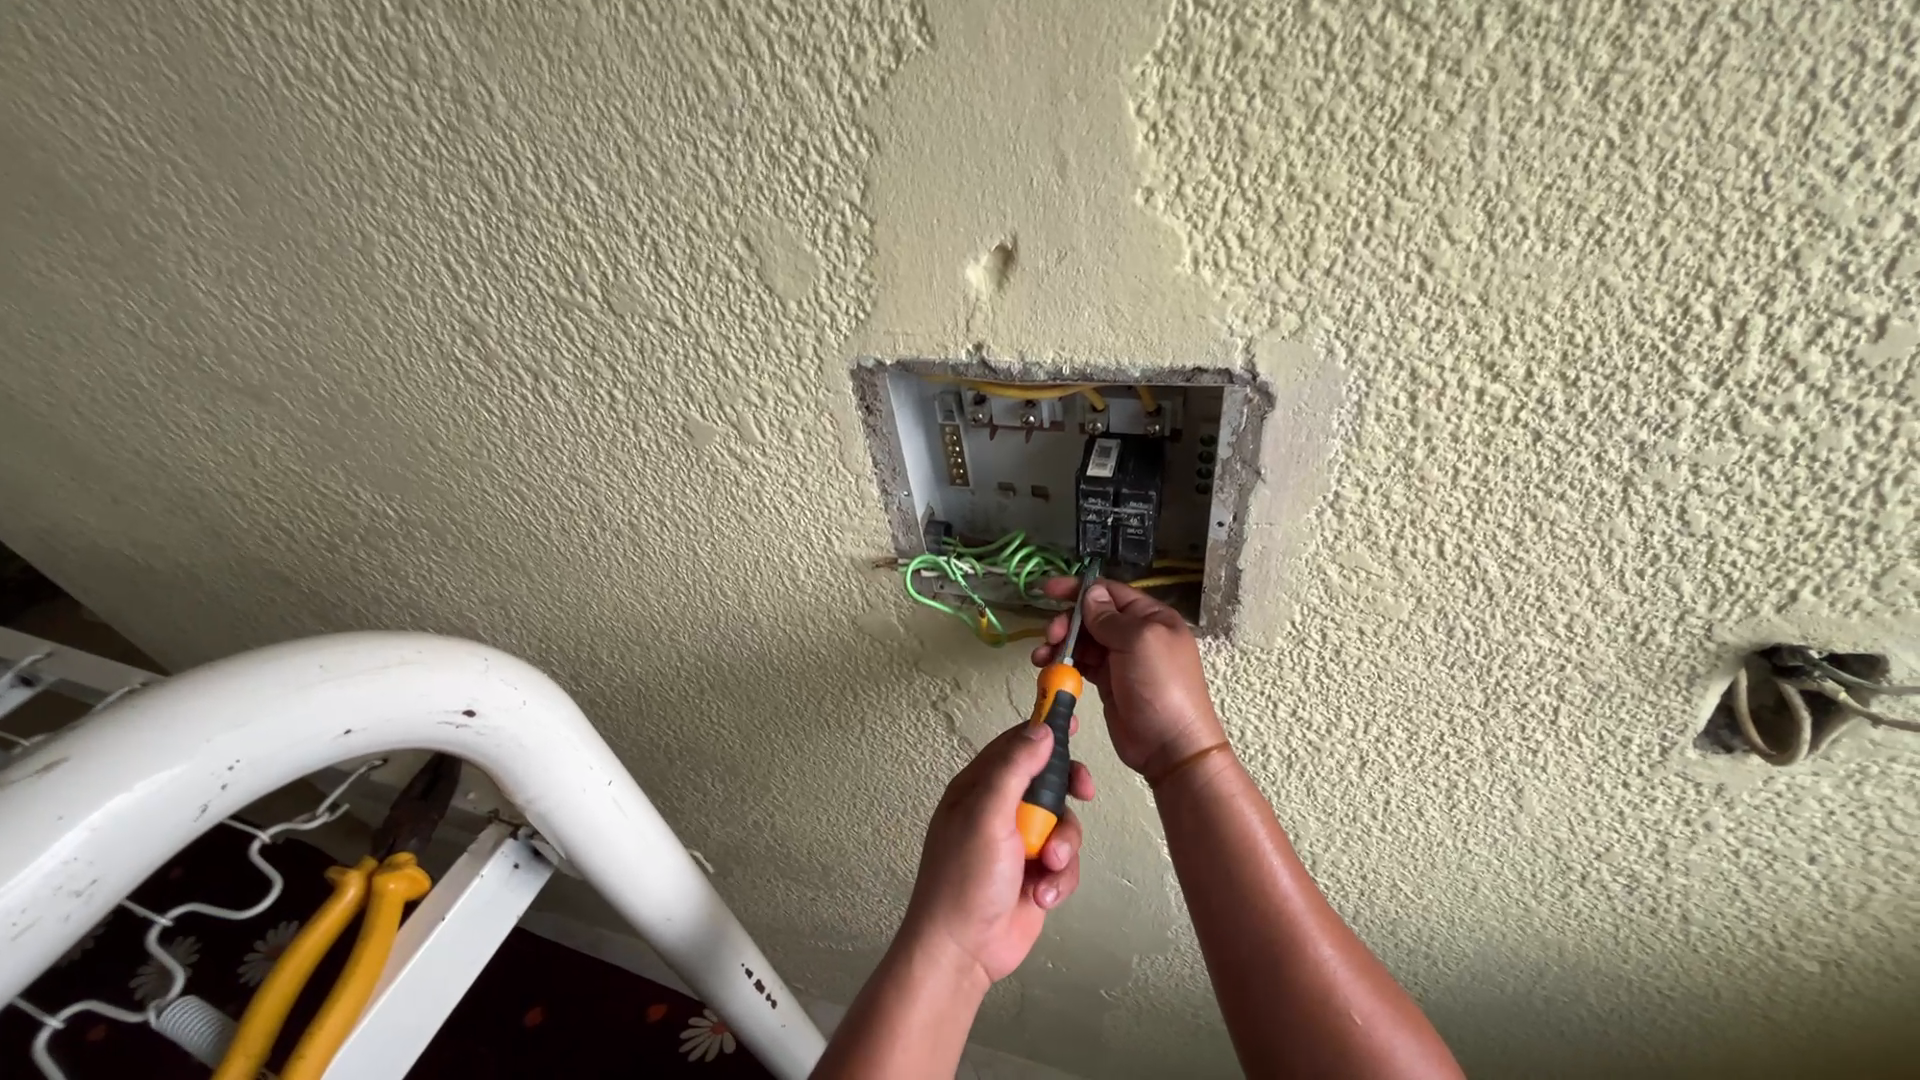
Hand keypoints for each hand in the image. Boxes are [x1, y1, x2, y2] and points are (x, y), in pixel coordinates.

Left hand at [899, 719, 1094, 983]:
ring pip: (1064, 822)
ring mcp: (1020, 842)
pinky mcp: (1037, 872)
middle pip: (1048, 780)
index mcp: (979, 787)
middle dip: (1066, 789)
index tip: (1074, 720)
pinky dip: (1061, 877)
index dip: (1045, 730)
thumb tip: (1040, 729)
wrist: (964, 952)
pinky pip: (1067, 861)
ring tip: (1049, 867)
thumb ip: (1014, 769)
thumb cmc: (963, 880)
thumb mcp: (987, 815)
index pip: (1016, 744)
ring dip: (1064, 845)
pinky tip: (1043, 894)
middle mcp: (1000, 809)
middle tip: (1083, 790)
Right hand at [1032, 578, 1226, 779]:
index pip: (1110, 592)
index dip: (1078, 589)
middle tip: (1051, 635)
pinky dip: (1063, 663)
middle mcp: (1135, 634)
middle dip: (1067, 621)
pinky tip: (1048, 667)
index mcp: (1151, 617)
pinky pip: (1080, 663)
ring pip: (1082, 640)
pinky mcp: (1107, 682)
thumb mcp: (1138, 641)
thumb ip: (1110, 617)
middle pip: (1091, 616)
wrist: (1170, 745)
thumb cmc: (1161, 686)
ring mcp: (1120, 659)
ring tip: (1042, 656)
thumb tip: (1090, 593)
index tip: (1048, 590)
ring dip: (1060, 643)